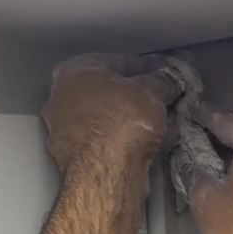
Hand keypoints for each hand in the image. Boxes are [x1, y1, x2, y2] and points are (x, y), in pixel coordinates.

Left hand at [41, 53, 179, 176]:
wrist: (104, 173)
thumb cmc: (121, 121)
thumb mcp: (151, 92)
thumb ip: (162, 80)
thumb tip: (171, 78)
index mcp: (74, 71)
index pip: (118, 60)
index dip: (148, 65)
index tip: (166, 72)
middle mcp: (60, 97)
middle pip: (108, 89)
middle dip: (136, 93)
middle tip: (163, 96)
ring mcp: (63, 129)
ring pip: (106, 116)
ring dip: (131, 116)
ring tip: (159, 119)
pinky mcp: (72, 156)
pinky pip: (104, 139)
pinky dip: (123, 137)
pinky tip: (146, 141)